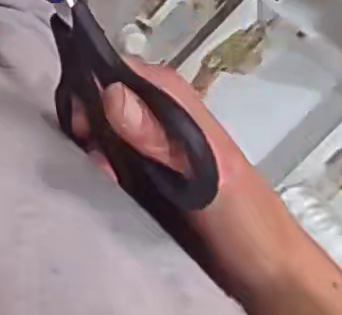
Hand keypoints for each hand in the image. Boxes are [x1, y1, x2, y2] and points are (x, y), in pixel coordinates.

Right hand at [81, 62, 341, 314]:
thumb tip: (111, 93)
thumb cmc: (244, 217)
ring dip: (92, 150)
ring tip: (98, 176)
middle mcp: (157, 110)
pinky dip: (100, 169)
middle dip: (87, 123)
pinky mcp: (145, 170)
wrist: (266, 274)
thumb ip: (159, 134)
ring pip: (102, 127)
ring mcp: (150, 140)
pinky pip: (109, 157)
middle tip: (86, 154)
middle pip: (102, 97)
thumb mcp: (203, 172)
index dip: (89, 87)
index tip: (75, 121)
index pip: (115, 67)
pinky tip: (103, 187)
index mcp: (171, 95)